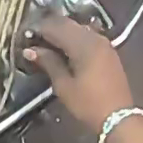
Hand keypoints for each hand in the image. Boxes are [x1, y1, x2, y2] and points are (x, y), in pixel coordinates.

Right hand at [24, 17, 133, 133]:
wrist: (118, 118)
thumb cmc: (88, 104)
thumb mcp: (64, 86)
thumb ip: (49, 63)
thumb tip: (30, 50)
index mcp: (83, 44)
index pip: (56, 27)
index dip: (38, 29)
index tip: (24, 36)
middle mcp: (94, 38)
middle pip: (68, 24)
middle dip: (49, 28)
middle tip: (33, 39)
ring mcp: (104, 43)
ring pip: (78, 29)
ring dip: (61, 33)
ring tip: (46, 44)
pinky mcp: (108, 51)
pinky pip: (87, 37)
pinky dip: (73, 39)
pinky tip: (64, 50)